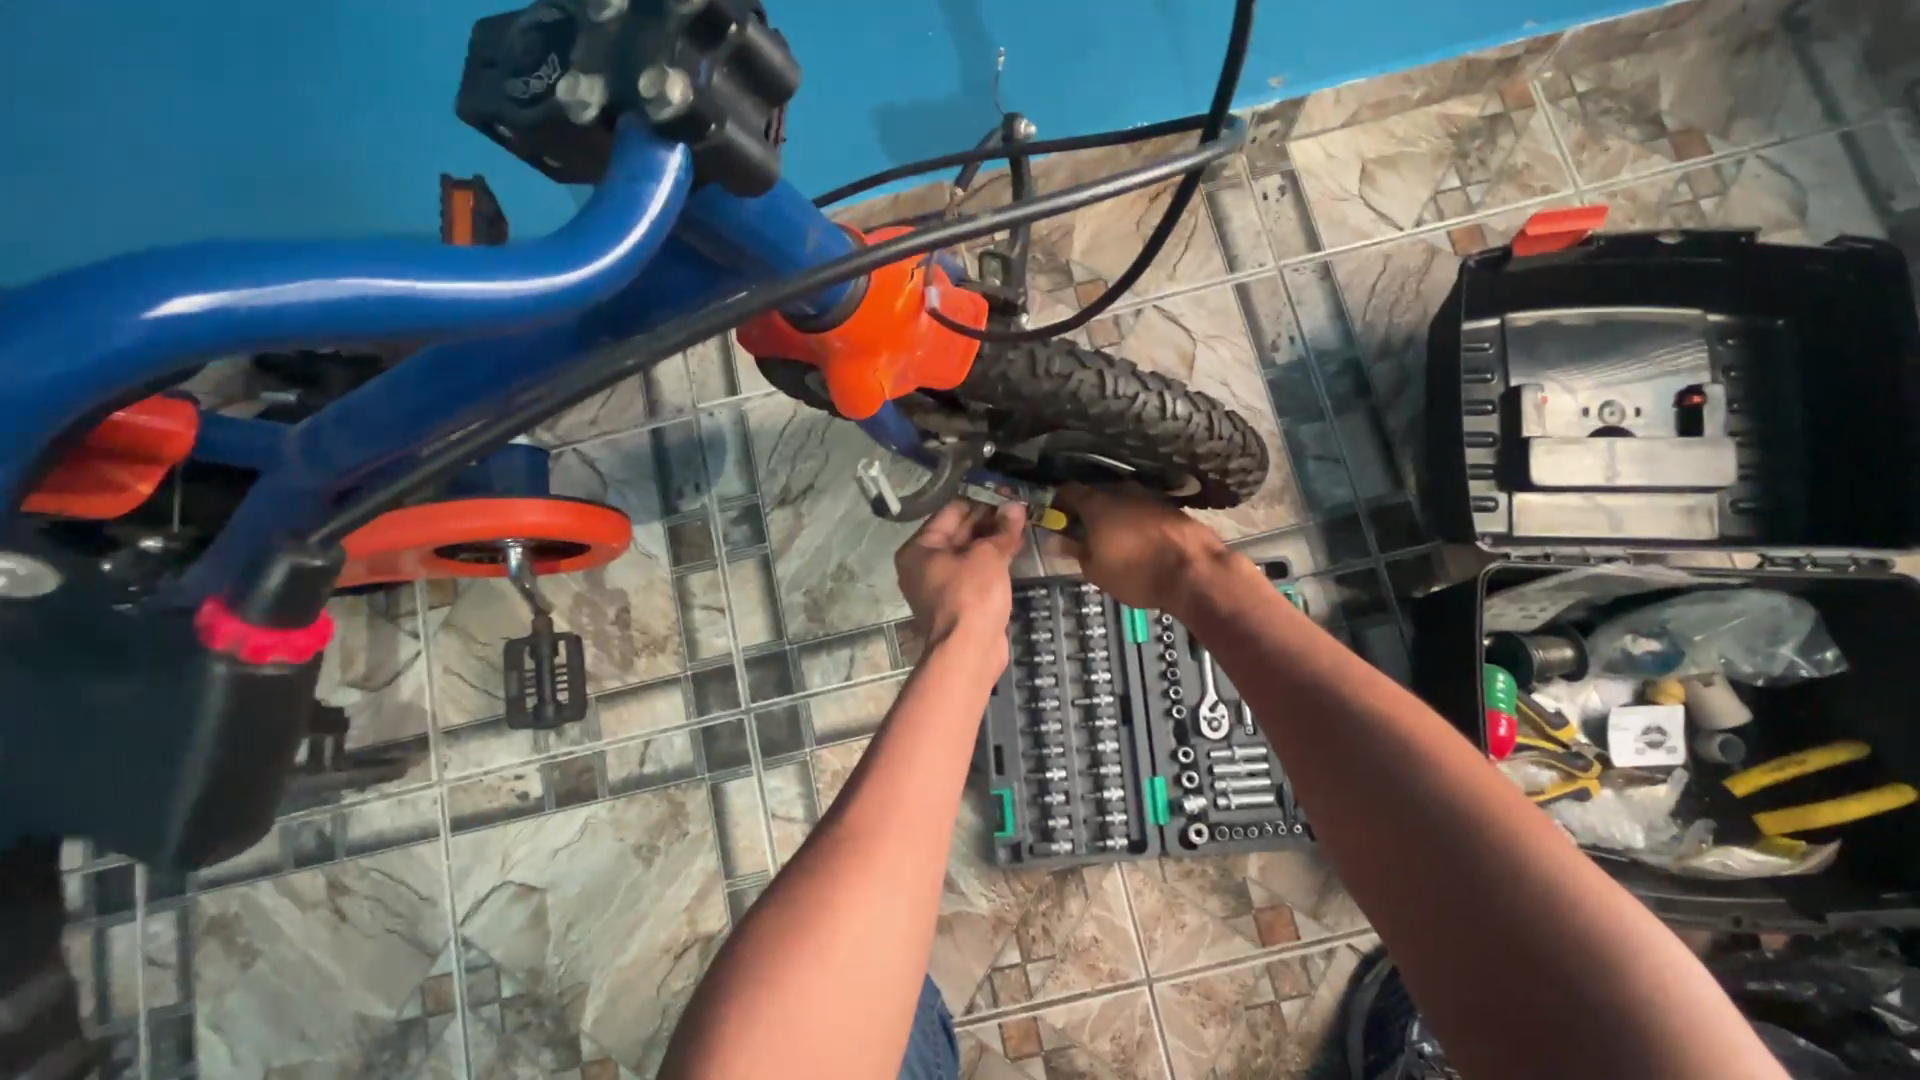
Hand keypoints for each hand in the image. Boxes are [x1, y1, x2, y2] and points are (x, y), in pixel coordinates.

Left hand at [895, 499, 1027, 643]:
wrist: (969, 650)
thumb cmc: (971, 595)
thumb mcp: (988, 556)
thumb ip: (1002, 529)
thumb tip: (1016, 507)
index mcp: (919, 549)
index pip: (951, 512)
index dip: (980, 501)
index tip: (1006, 493)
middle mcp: (923, 565)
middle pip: (959, 532)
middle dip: (988, 520)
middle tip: (1018, 507)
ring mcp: (940, 585)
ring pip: (969, 553)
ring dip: (993, 540)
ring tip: (1022, 523)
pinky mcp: (958, 601)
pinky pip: (975, 572)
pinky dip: (992, 561)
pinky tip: (1015, 548)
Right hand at [1055, 483, 1240, 614]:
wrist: (1196, 572)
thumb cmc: (1137, 573)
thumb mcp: (1097, 570)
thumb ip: (1075, 551)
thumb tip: (1056, 540)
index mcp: (1097, 503)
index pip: (1068, 490)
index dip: (1059, 502)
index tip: (1056, 516)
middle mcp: (1122, 491)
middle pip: (1097, 492)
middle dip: (1088, 508)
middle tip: (1084, 530)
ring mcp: (1150, 496)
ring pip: (1123, 499)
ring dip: (1115, 513)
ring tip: (1114, 536)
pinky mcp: (1172, 506)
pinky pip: (1144, 508)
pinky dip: (1137, 518)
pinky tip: (1139, 537)